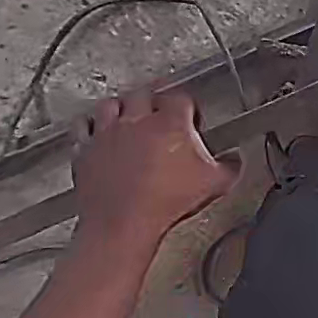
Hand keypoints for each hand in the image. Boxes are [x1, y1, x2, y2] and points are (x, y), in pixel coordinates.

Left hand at [72, 86, 237, 244]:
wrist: (123, 224)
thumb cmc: (165, 202)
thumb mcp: (214, 185)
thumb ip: (230, 166)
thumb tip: (235, 159)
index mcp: (170, 125)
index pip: (181, 98)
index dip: (189, 106)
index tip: (192, 117)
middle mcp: (136, 122)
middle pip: (144, 93)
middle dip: (155, 99)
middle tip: (162, 109)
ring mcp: (107, 134)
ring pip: (111, 103)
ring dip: (123, 106)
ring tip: (130, 114)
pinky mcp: (85, 150)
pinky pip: (83, 126)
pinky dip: (91, 125)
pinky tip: (98, 130)